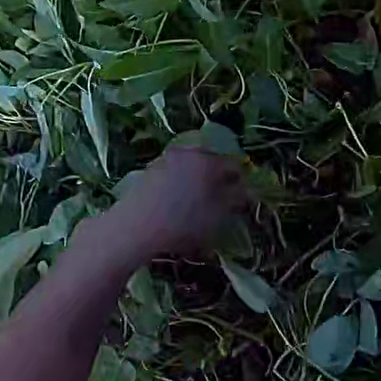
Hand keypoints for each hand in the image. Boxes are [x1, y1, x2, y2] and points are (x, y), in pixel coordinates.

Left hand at [84, 146, 243, 264]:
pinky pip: (173, 175)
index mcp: (207, 160)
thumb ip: (234, 200)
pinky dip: (180, 185)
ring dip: (198, 181)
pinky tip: (177, 205)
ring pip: (190, 168)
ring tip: (199, 205)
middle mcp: (187, 153)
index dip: (241, 183)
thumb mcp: (217, 215)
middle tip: (221, 202)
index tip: (242, 199)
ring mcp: (165, 160)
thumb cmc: (183, 221)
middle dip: (218, 180)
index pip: (233, 166)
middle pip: (210, 163)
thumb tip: (245, 191)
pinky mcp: (149, 172)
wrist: (135, 226)